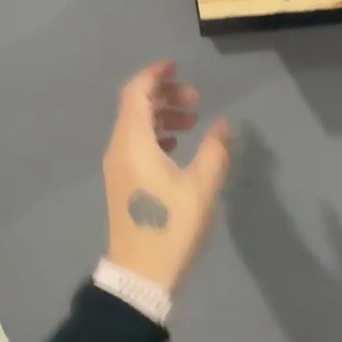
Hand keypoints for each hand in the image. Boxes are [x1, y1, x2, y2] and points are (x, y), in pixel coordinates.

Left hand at [102, 61, 233, 292]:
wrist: (140, 274)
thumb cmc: (172, 226)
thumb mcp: (201, 186)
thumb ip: (214, 149)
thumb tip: (223, 125)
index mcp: (133, 142)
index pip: (136, 92)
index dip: (156, 74)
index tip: (178, 67)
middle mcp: (119, 149)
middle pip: (135, 106)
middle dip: (164, 95)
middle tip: (196, 101)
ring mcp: (118, 167)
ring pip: (135, 126)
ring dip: (162, 116)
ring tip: (193, 123)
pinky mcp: (122, 183)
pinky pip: (135, 144)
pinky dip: (155, 136)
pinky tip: (178, 147)